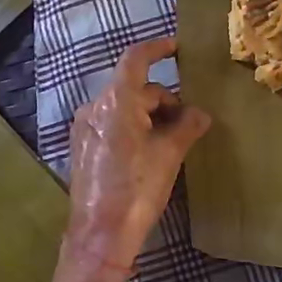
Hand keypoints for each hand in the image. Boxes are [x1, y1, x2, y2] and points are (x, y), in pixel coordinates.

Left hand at [64, 37, 210, 274]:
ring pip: (123, 108)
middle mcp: (94, 107)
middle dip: (163, 99)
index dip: (157, 48)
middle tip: (188, 122)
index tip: (177, 48)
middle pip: (134, 88)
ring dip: (148, 116)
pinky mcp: (81, 147)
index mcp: (115, 100)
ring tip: (171, 141)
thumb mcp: (170, 154)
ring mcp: (84, 127)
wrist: (101, 233)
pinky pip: (111, 125)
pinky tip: (148, 152)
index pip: (136, 59)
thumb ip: (187, 126)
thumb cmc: (138, 188)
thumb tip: (199, 114)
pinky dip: (132, 128)